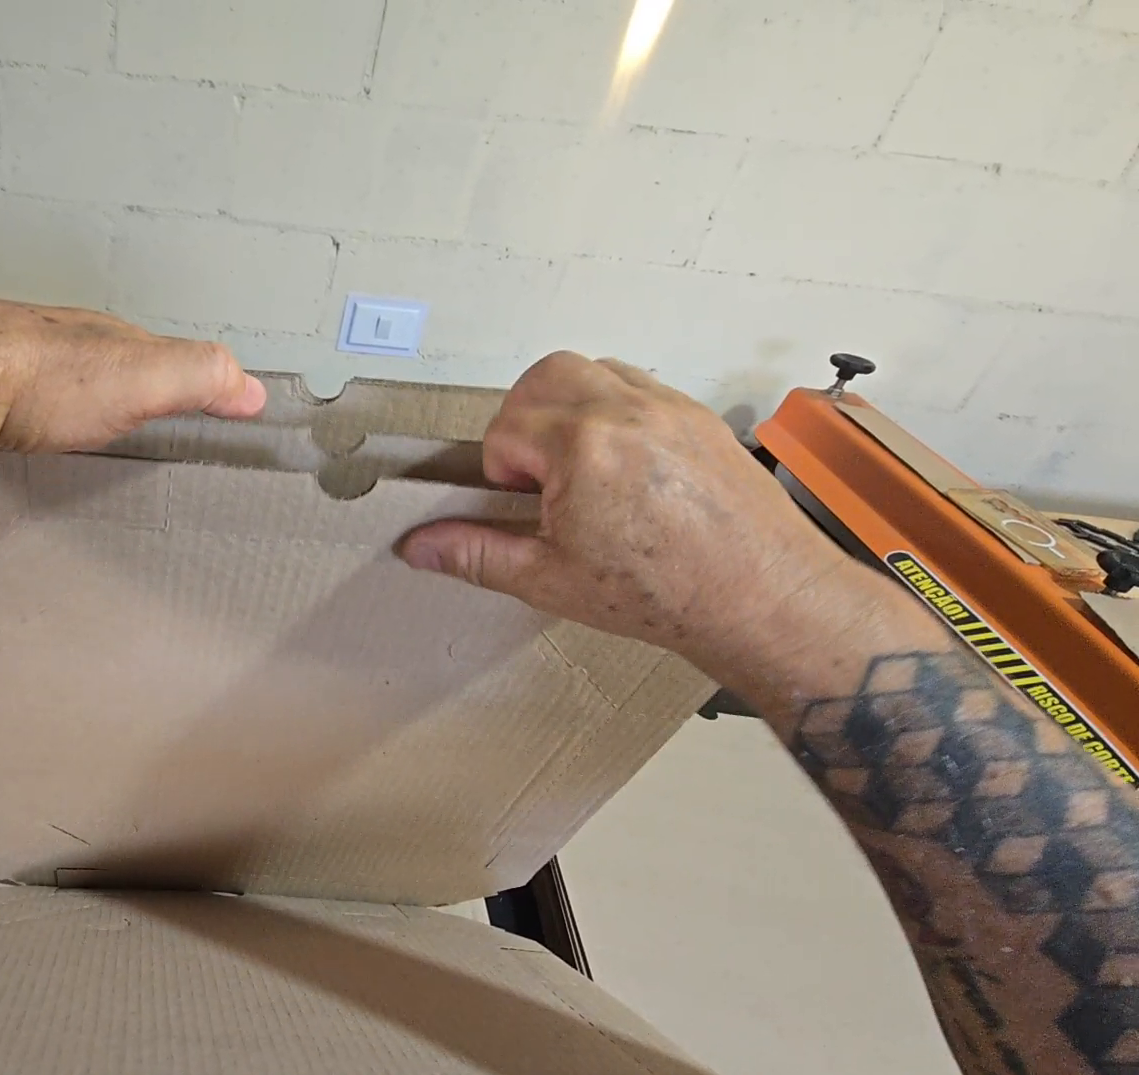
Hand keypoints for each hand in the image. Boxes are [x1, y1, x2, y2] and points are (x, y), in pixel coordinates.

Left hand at [0, 297, 266, 455]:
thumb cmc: (48, 382)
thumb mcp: (141, 379)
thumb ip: (198, 376)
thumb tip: (257, 389)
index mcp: (112, 337)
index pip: (164, 354)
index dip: (189, 378)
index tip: (206, 404)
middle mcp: (68, 336)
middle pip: (113, 357)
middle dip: (134, 381)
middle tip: (150, 416)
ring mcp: (19, 352)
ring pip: (66, 368)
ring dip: (84, 389)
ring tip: (94, 419)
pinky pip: (24, 384)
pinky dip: (40, 399)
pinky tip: (31, 416)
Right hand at [398, 351, 897, 682]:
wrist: (764, 598)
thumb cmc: (661, 592)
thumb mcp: (547, 579)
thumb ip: (473, 553)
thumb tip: (416, 547)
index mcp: (582, 447)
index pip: (504, 429)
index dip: (502, 470)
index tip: (527, 504)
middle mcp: (625, 411)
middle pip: (543, 376)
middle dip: (523, 419)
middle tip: (538, 471)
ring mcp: (668, 408)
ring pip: (591, 369)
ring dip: (566, 405)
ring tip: (575, 462)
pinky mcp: (698, 416)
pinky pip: (638, 383)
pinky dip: (611, 406)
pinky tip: (619, 461)